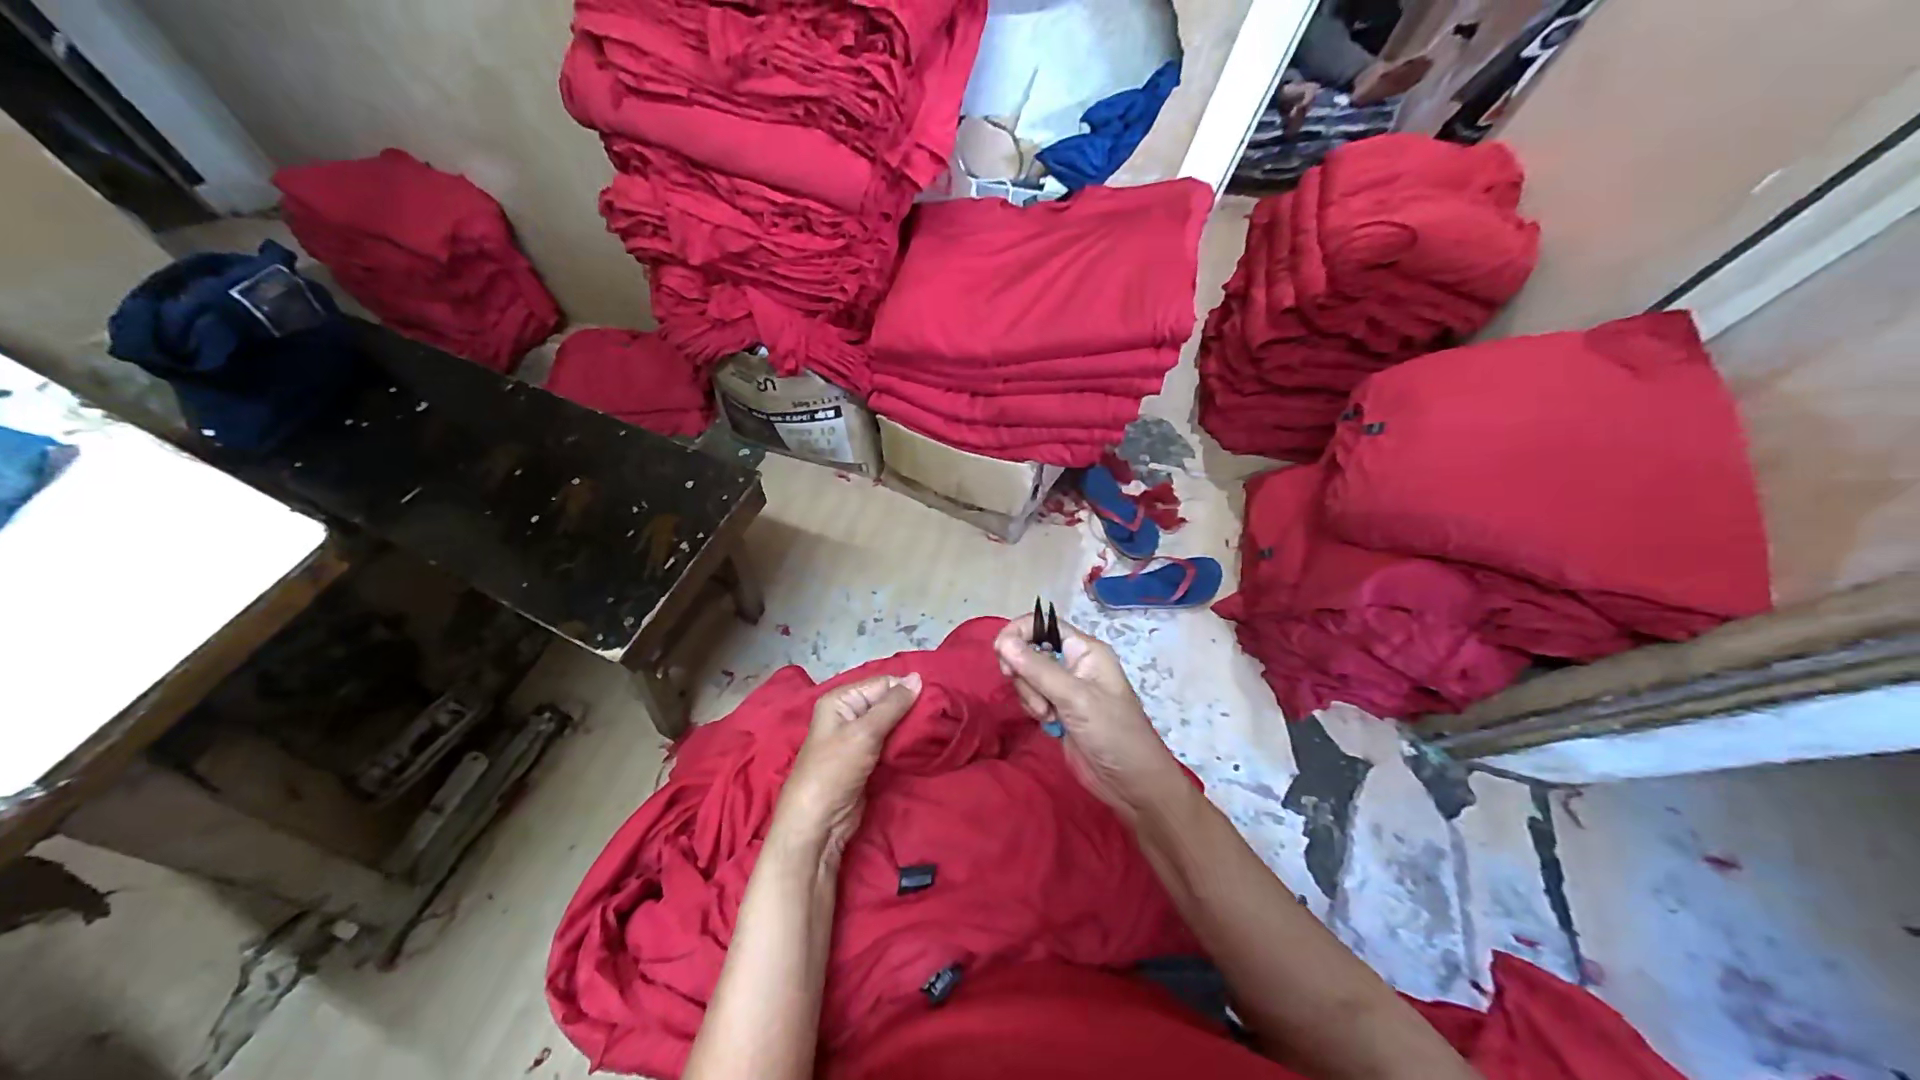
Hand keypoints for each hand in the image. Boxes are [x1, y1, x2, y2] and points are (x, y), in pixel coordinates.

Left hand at [772, 673, 921, 860]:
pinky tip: (923, 743)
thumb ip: (893, 705)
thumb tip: (918, 677)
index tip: (935, 698)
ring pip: (891, 723)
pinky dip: (905, 743)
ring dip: (910, 726)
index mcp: (840, 700)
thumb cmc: (835, 770)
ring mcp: (857, 738)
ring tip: (937, 726)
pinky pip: (890, 743)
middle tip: (940, 713)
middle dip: (911, 707)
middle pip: (887, 702)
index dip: (906, 690)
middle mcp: (848, 714)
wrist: (818, 823)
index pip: (881, 684)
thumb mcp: (864, 733)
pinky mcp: (867, 759)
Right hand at [993, 614, 1183, 822]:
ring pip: (1027, 676)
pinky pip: (1032, 698)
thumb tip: (1002, 642)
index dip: (1018, 634)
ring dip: (1030, 696)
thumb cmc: (1113, 733)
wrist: (1131, 783)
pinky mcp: (1058, 710)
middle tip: (1036, 697)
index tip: (1001, 654)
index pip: (1043, 624)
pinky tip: (1050, 725)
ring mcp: (1065, 688)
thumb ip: (1037, 669)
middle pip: (1030, 650)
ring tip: (1049, 717)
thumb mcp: (1075, 698)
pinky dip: (1033, 709)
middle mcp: (1074, 664)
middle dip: (1024, 673)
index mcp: (1085, 650)